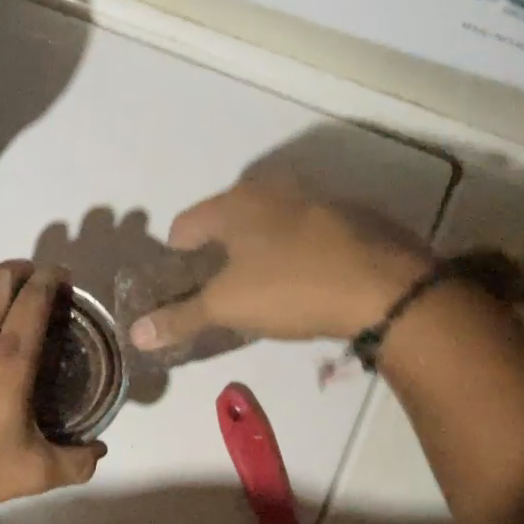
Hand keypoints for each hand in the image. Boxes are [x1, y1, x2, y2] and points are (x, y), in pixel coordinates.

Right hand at [127, 174, 433, 349]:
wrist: (388, 289)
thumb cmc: (292, 289)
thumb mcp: (227, 308)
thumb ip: (179, 318)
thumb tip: (135, 334)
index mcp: (236, 203)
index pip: (183, 226)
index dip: (174, 261)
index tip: (182, 292)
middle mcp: (272, 189)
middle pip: (224, 223)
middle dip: (214, 256)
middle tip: (217, 295)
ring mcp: (315, 199)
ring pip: (265, 226)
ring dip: (254, 254)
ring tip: (259, 292)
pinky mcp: (349, 218)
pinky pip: (302, 234)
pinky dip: (291, 254)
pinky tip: (300, 285)